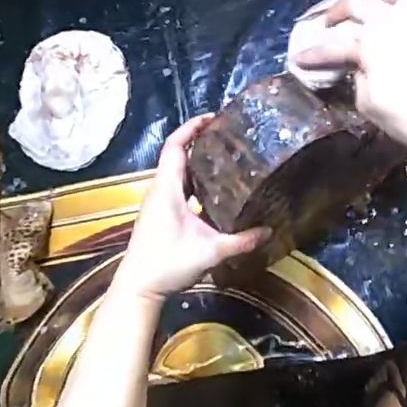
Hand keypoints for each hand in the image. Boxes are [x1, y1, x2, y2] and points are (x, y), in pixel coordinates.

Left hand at [110, 116, 269, 300]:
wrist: (138, 288)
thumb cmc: (166, 264)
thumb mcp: (210, 251)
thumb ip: (241, 241)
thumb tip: (269, 231)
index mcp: (167, 188)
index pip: (175, 145)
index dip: (192, 127)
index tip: (213, 118)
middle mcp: (160, 190)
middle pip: (178, 155)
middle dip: (201, 142)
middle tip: (228, 137)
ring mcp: (159, 203)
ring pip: (179, 174)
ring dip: (199, 164)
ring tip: (227, 159)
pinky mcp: (161, 216)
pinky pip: (180, 189)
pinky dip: (196, 183)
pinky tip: (216, 192)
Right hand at [291, 0, 406, 161]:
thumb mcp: (373, 107)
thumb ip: (362, 82)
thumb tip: (364, 72)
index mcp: (371, 41)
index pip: (333, 45)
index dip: (313, 54)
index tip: (300, 59)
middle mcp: (396, 19)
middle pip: (359, 1)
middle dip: (339, 11)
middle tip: (331, 21)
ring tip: (388, 4)